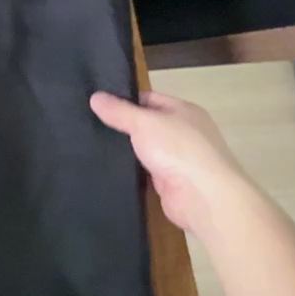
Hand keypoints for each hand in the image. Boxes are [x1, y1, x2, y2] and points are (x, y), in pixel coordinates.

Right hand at [90, 90, 258, 236]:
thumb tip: (95, 97)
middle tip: (90, 124)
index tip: (98, 105)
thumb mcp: (143, 122)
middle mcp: (185, 132)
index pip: (149, 99)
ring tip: (93, 145)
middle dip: (123, 126)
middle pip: (147, 124)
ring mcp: (179, 159)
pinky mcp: (171, 183)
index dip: (124, 100)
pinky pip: (146, 171)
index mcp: (185, 111)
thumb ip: (118, 111)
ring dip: (127, 150)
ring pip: (146, 149)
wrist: (204, 198)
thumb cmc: (178, 149)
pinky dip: (132, 170)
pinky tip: (108, 168)